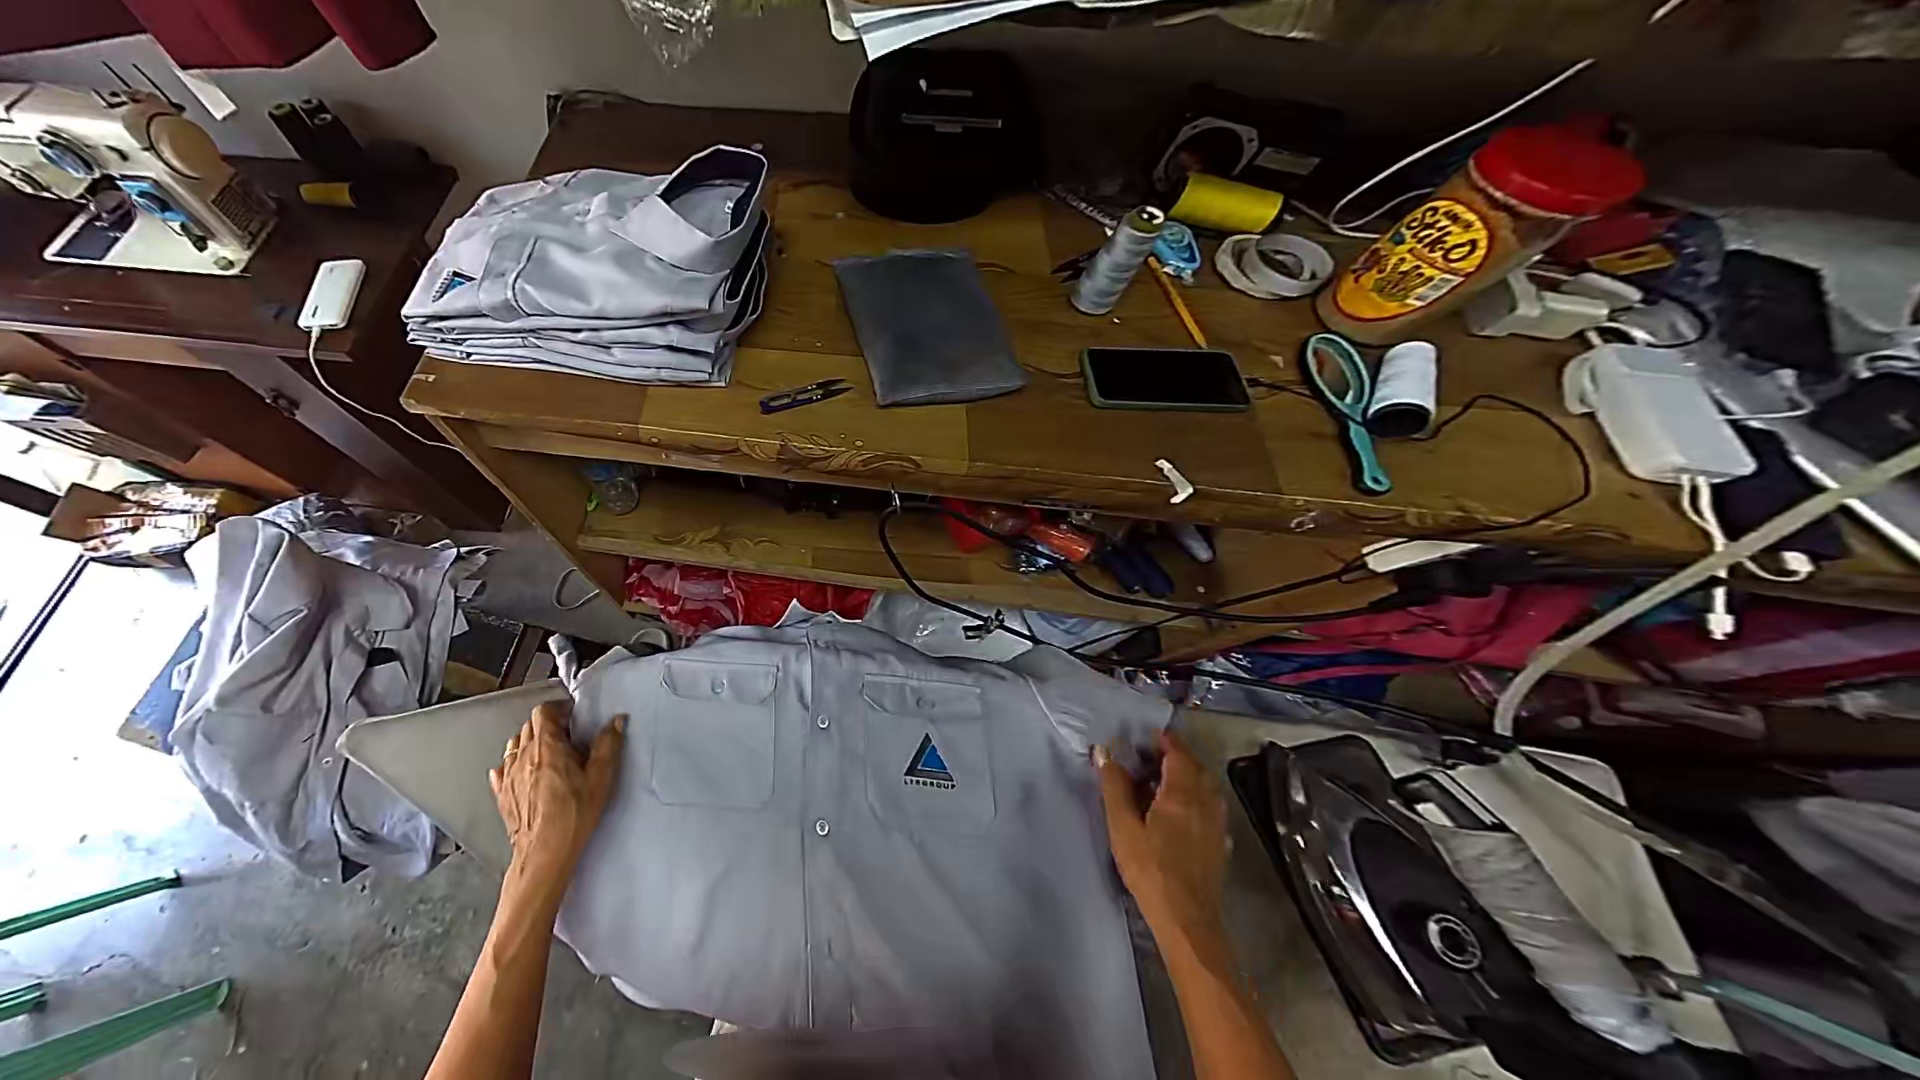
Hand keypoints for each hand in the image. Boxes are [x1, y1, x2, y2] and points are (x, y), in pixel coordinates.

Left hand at [490, 702, 624, 898]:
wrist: (544, 852)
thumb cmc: (573, 815)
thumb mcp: (601, 776)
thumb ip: (608, 744)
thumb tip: (615, 722)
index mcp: (547, 747)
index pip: (544, 712)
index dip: (560, 709)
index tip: (574, 715)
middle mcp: (523, 757)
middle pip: (529, 726)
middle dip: (549, 724)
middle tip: (569, 735)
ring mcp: (508, 776)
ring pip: (515, 745)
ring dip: (531, 742)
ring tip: (551, 752)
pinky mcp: (502, 794)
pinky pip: (503, 768)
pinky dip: (514, 763)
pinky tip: (526, 771)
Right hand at [1095, 731, 1229, 953]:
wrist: (1187, 920)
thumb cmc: (1151, 870)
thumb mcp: (1123, 827)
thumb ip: (1114, 787)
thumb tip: (1105, 752)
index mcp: (1183, 792)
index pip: (1177, 751)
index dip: (1161, 741)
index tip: (1141, 740)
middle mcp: (1206, 800)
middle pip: (1193, 765)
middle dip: (1172, 756)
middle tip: (1145, 759)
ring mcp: (1217, 821)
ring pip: (1204, 785)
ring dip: (1184, 775)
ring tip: (1158, 783)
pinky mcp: (1220, 841)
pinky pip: (1209, 804)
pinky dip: (1193, 796)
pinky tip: (1176, 811)